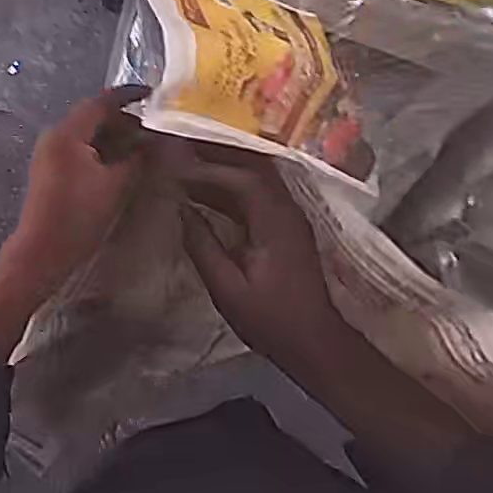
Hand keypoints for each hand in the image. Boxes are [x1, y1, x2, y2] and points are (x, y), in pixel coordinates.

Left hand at [0, 86, 148, 361]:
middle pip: (91, 116)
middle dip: (123, 119)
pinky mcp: (50, 169)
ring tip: (143, 144)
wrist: (42, 250)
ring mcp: (49, 153)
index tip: (150, 93)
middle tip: (153, 125)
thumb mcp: (116, 185)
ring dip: (113, 136)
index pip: (100, 103)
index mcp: (67, 133)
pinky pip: (78, 148)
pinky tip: (121, 162)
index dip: (127, 95)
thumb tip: (154, 142)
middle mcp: (54, 137)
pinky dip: (101, 150)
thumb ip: (138, 158)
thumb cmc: (79, 216)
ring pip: (86, 134)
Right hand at [166, 142, 475, 451]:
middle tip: (181, 148)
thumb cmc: (270, 319)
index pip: (243, 178)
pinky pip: (255, 194)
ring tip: (185, 166)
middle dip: (216, 155)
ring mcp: (288, 217)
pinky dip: (228, 188)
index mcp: (275, 221)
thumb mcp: (227, 287)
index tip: (177, 166)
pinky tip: (202, 194)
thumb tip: (182, 210)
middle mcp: (286, 210)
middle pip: (252, 167)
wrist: (315, 344)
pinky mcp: (283, 227)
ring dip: (221, 169)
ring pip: (255, 178)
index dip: (208, 168)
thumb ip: (202, 245)